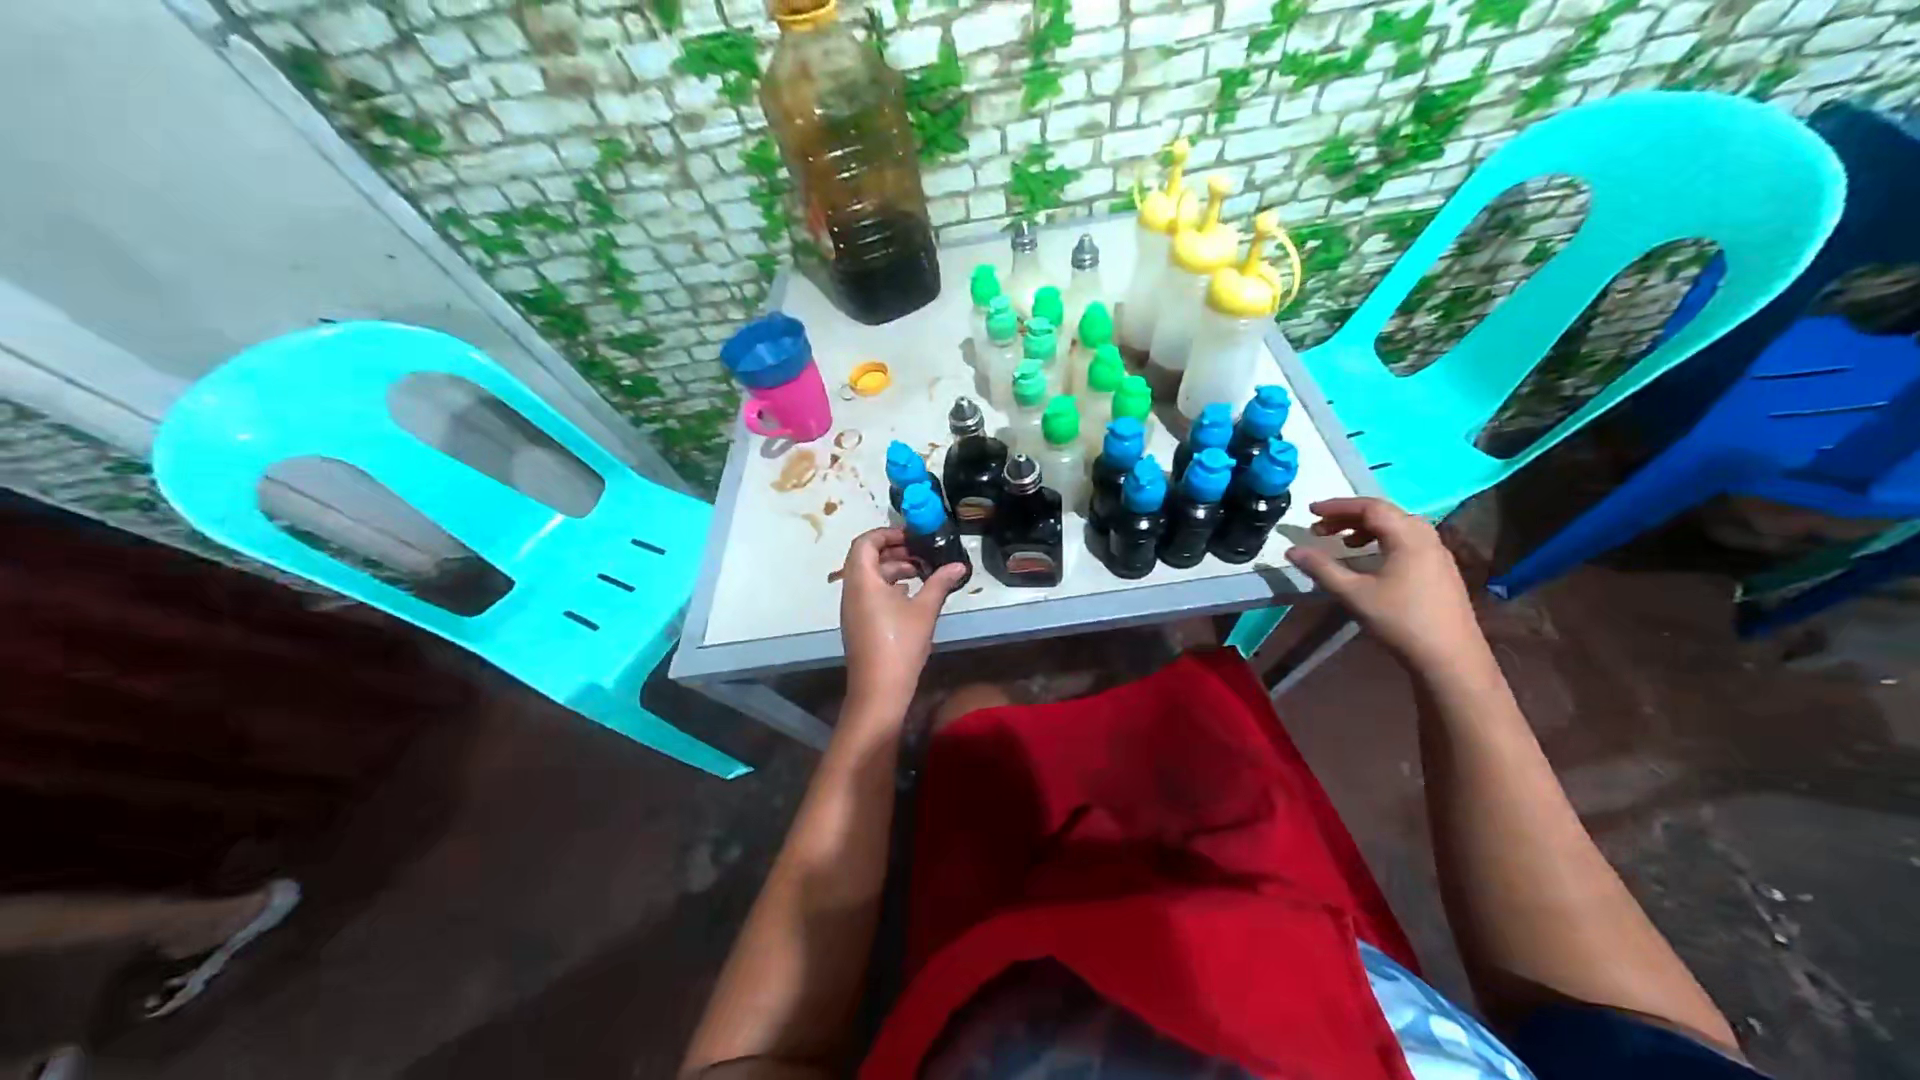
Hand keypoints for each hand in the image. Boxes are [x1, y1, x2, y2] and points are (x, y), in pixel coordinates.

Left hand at [838, 528, 966, 705]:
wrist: (879, 690)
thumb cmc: (900, 644)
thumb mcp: (925, 610)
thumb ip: (940, 583)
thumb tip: (958, 565)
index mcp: (862, 580)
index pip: (865, 542)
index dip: (886, 533)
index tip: (912, 536)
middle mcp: (851, 590)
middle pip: (865, 558)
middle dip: (893, 550)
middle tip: (920, 552)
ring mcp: (852, 608)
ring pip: (868, 577)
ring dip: (892, 569)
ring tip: (921, 573)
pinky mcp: (858, 623)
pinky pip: (869, 593)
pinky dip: (888, 587)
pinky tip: (912, 596)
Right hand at [1284, 497, 1483, 669]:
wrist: (1450, 657)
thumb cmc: (1400, 620)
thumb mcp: (1353, 594)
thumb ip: (1322, 568)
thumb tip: (1293, 550)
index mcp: (1408, 537)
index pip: (1370, 507)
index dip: (1338, 506)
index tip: (1311, 511)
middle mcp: (1427, 538)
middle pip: (1385, 514)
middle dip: (1349, 517)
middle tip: (1321, 528)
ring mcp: (1438, 554)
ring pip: (1398, 527)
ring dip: (1366, 529)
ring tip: (1343, 543)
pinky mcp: (1441, 570)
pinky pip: (1408, 541)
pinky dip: (1383, 541)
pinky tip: (1371, 560)